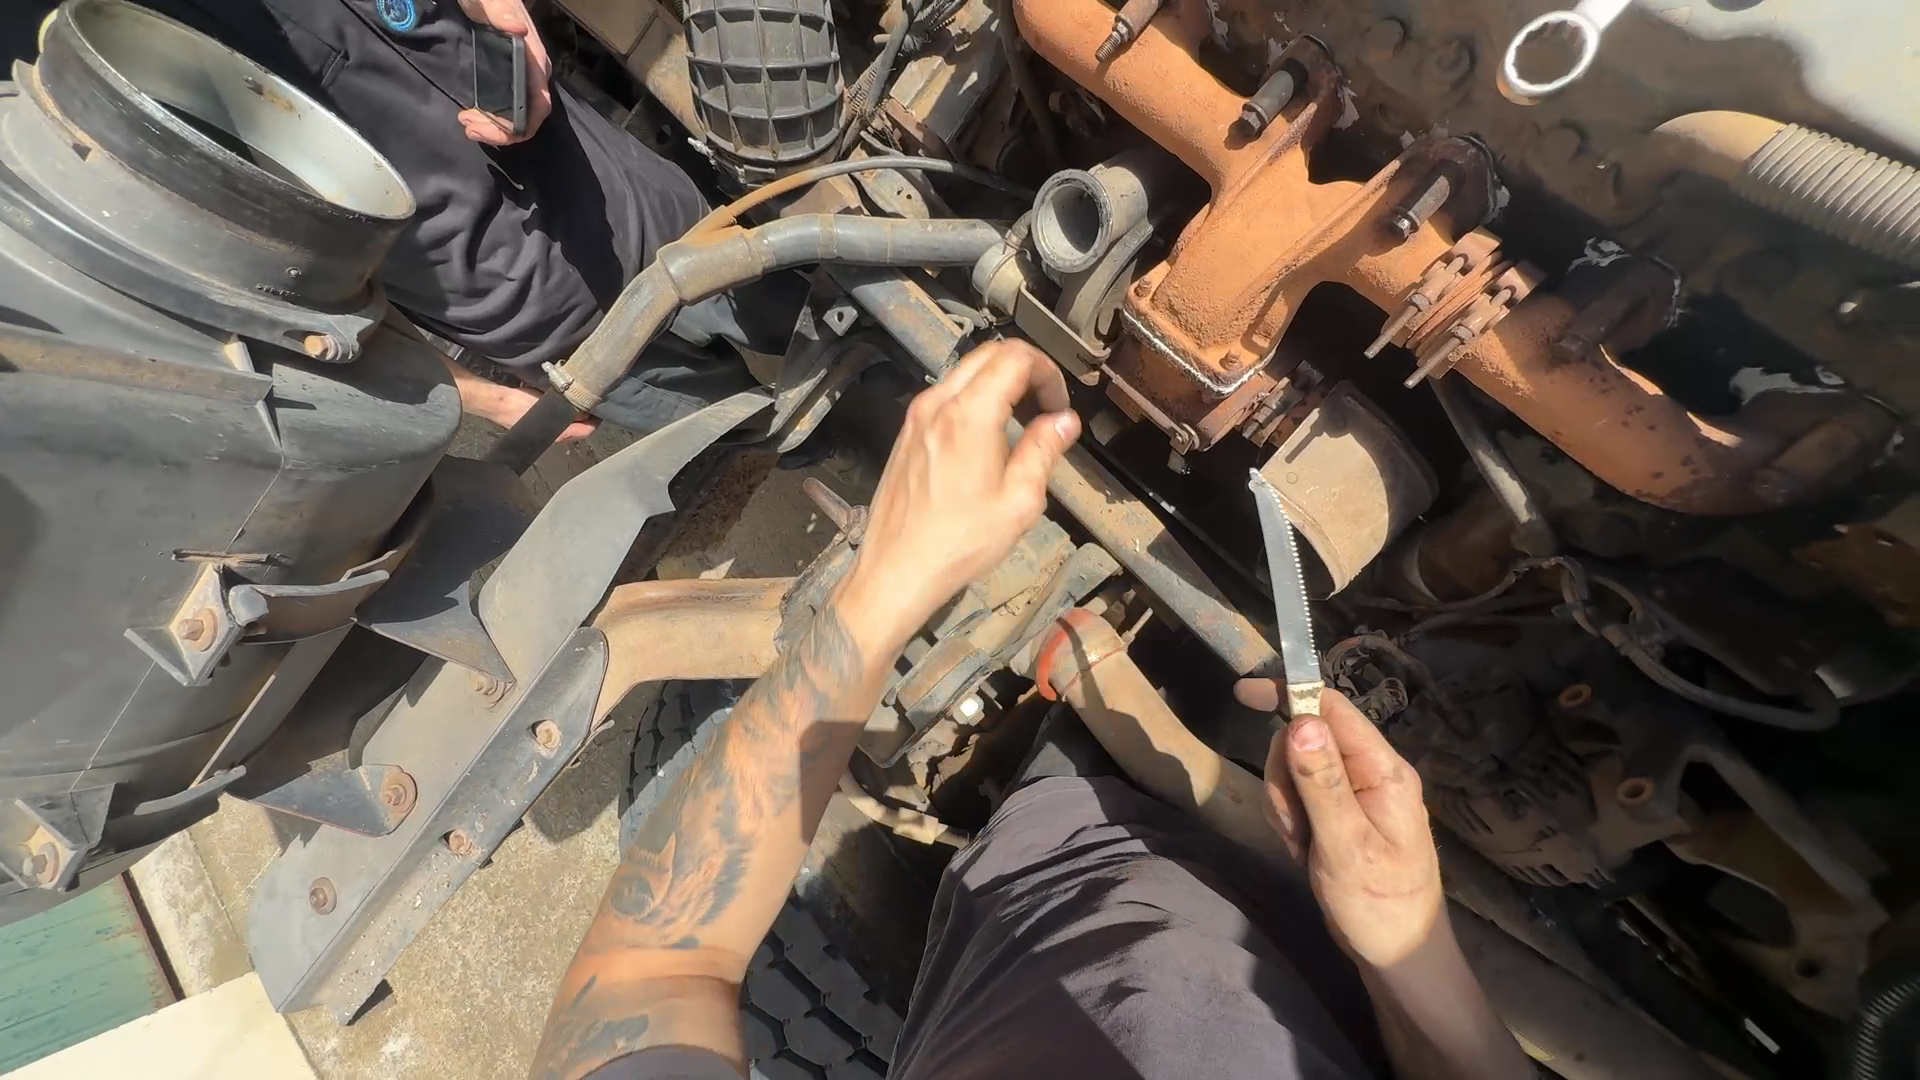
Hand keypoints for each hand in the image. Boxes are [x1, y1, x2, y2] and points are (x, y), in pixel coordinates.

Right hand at [438, 354, 595, 439]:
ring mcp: (547, 431)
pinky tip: (568, 402)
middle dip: (588, 417)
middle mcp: (556, 436)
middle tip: (594, 403)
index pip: (586, 431)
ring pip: (570, 424)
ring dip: (577, 414)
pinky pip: (560, 420)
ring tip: (583, 400)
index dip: (596, 422)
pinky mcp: (540, 423)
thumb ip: (567, 409)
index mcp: (559, 435)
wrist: (495, 401)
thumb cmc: (518, 404)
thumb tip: (584, 411)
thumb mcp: (547, 404)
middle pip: (580, 429)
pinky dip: (566, 412)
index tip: (602, 411)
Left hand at [456, 0, 553, 144]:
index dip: (516, 126)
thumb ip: (501, 12)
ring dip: (495, 126)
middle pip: (528, 117)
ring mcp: (525, 78)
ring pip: (519, 115)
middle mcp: (535, 76)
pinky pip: (511, 104)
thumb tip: (519, 30)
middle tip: (467, 126)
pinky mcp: (514, 77)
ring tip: (466, 121)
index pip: (537, 106)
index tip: (482, 128)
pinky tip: (474, 112)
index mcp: (535, 62)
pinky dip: (494, 116)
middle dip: (500, 131)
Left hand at [832, 341, 1080, 653]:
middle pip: (988, 355)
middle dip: (1025, 370)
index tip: (1060, 407)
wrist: (896, 570)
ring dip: (998, 384)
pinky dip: (973, 400)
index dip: (1048, 373)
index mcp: (969, 414)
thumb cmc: (960, 542)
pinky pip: (945, 397)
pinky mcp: (905, 434)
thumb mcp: (1018, 501)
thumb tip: (1065, 420)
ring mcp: (915, 417)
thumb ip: (1043, 450)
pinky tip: (986, 439)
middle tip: (1046, 408)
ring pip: (964, 373)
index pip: (1015, 358)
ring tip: (1020, 423)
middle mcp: (937, 403)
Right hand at [1235, 682, 1442, 969]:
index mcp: (1383, 770)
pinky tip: (1302, 848)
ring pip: (1292, 766)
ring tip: (1302, 843)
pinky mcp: (1335, 810)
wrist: (1397, 958)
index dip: (1287, 694)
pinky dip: (1287, 817)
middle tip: (1291, 820)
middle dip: (1283, 773)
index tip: (1242, 695)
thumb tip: (1301, 720)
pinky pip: (1294, 793)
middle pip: (1302, 736)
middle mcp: (1369, 771)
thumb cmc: (1380, 905)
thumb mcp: (1346, 845)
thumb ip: (1322, 782)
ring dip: (1284, 801)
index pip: (1330, 707)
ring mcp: (1352, 791)